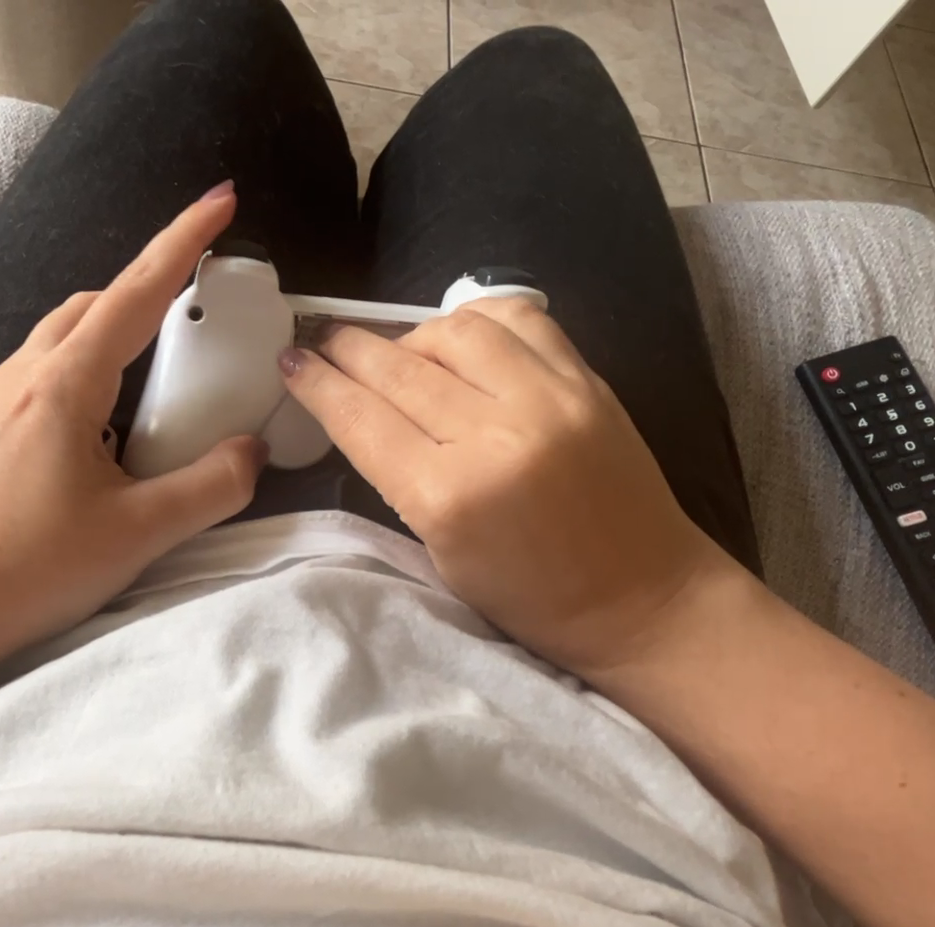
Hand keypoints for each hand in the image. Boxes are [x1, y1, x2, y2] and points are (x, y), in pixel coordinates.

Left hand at [0, 183, 265, 667]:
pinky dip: (72, 385)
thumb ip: (213, 486)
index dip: (182, 242)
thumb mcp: (141, 532)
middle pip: (86, 308)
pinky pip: (29, 385)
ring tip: (142, 398)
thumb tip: (251, 452)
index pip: (133, 293)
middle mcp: (14, 379)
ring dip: (105, 346)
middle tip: (185, 325)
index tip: (219, 200)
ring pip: (53, 346)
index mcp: (61, 386)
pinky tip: (86, 444)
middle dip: (141, 297)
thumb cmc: (32, 571)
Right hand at [278, 299, 748, 676]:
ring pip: (454, 332)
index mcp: (448, 496)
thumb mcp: (442, 553)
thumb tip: (366, 416)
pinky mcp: (588, 381)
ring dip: (411, 336)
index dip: (318, 385)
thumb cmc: (531, 599)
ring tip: (399, 354)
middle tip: (322, 339)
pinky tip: (462, 336)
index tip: (291, 359)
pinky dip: (477, 319)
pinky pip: (520, 320)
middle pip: (398, 370)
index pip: (362, 420)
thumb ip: (400, 479)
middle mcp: (494, 435)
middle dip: (349, 350)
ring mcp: (549, 398)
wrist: (642, 598)